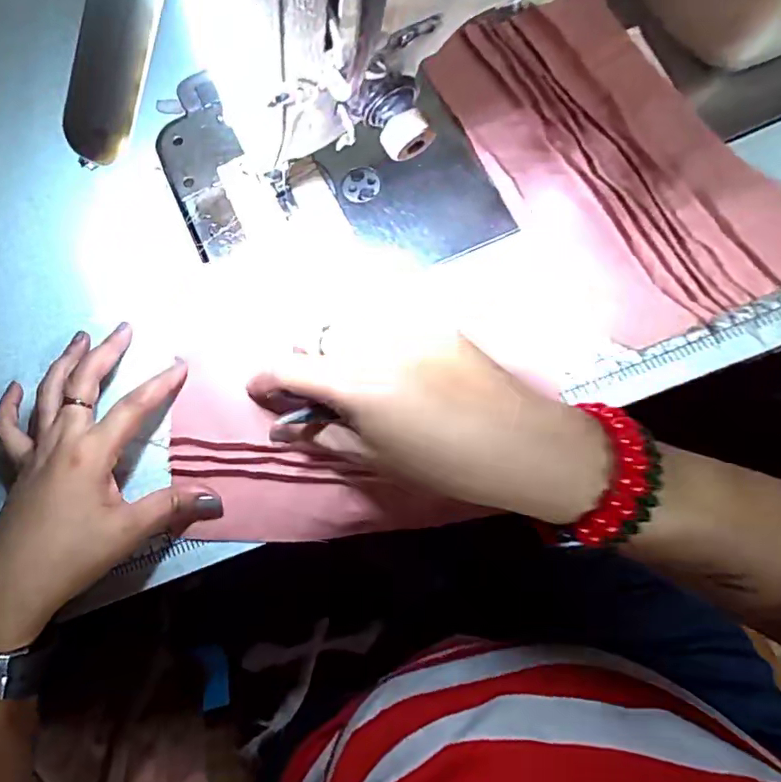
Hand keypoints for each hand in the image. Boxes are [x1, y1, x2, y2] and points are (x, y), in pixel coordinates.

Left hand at [0, 324, 223, 651]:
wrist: (10, 586)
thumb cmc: (72, 556)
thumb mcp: (128, 532)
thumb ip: (170, 508)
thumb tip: (216, 499)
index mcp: (90, 452)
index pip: (132, 408)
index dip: (159, 386)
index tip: (180, 365)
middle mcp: (61, 440)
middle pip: (82, 384)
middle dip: (105, 354)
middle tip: (122, 329)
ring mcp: (35, 451)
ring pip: (47, 395)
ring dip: (65, 363)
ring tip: (79, 339)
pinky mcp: (18, 467)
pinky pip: (10, 429)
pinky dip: (11, 405)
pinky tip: (16, 387)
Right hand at [247, 329, 609, 523]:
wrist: (519, 442)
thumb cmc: (442, 462)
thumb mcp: (374, 457)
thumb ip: (323, 435)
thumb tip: (286, 427)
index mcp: (354, 382)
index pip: (288, 368)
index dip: (265, 380)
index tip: (261, 391)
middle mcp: (373, 342)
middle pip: (317, 339)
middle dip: (306, 363)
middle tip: (318, 391)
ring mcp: (406, 325)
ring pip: (351, 323)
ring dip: (340, 345)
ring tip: (359, 375)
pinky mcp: (434, 320)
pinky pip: (389, 319)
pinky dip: (376, 336)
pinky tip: (396, 364)